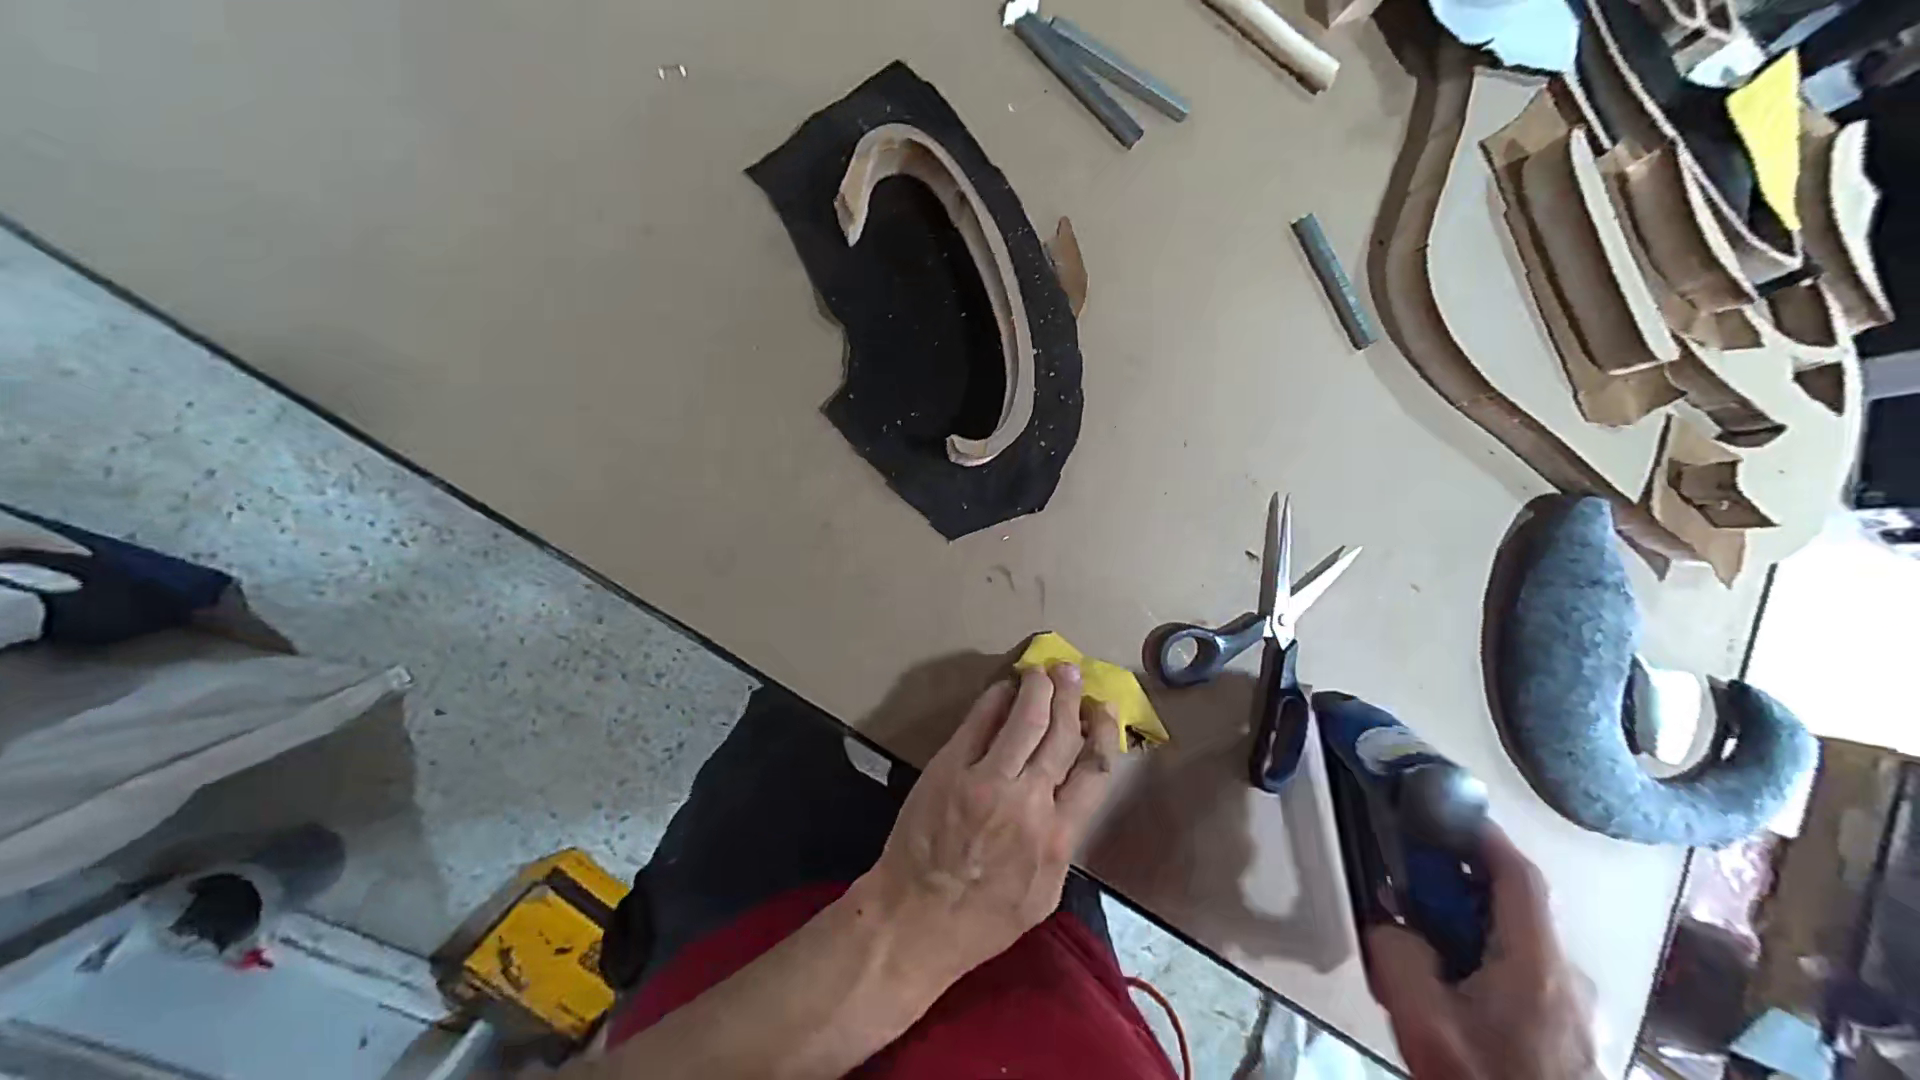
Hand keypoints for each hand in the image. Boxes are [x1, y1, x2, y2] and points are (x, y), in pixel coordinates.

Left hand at [858, 664, 1120, 984]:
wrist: (916, 918)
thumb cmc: (983, 918)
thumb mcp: (1043, 895)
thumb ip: (1063, 843)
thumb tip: (1073, 798)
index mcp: (1057, 837)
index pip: (1094, 768)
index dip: (1103, 730)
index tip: (1104, 708)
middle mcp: (1028, 802)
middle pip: (1061, 735)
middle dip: (1070, 698)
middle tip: (1072, 673)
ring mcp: (986, 780)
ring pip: (1025, 719)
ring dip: (1038, 688)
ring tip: (1043, 670)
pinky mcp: (949, 767)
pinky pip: (979, 721)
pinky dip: (996, 699)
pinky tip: (1004, 687)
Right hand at [1366, 824, 1600, 1079]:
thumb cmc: (1486, 1077)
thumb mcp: (1423, 1022)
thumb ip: (1396, 956)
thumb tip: (1388, 923)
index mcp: (1537, 966)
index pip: (1520, 877)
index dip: (1484, 834)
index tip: (1444, 807)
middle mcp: (1565, 977)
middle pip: (1514, 905)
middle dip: (1460, 880)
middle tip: (1410, 882)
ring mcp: (1571, 1005)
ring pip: (1514, 939)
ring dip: (1467, 921)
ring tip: (1420, 939)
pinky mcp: (1566, 1029)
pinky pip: (1519, 969)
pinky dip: (1480, 951)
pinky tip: (1450, 981)